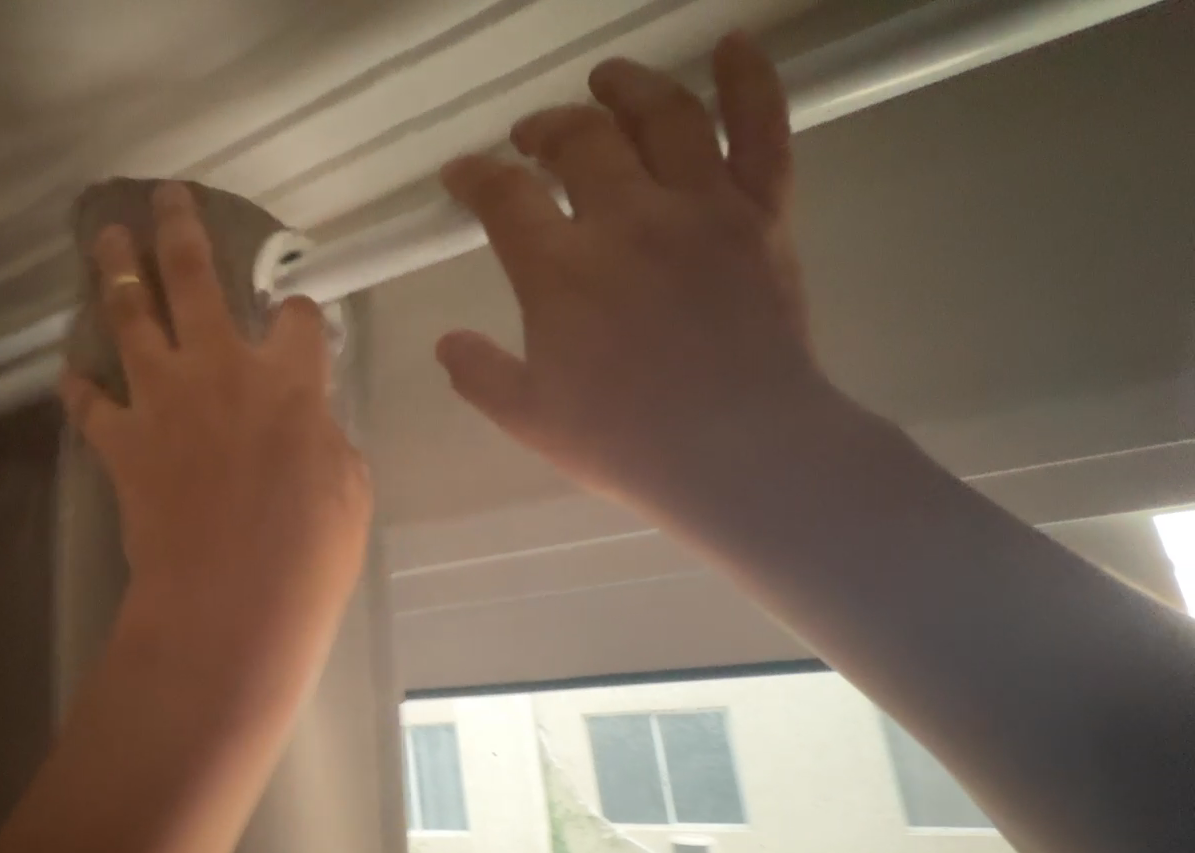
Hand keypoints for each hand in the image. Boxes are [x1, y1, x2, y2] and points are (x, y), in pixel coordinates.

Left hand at [60, 182, 372, 640]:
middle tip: (166, 199)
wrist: (228, 601)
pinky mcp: (121, 442)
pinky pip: (90, 403)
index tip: (296, 318)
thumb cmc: (306, 552)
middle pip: (195, 279)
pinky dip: (79, 387)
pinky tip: (71, 373)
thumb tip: (310, 426)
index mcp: (289, 380)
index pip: (298, 318)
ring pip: (130, 315)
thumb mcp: (349, 488)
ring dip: (115, 271)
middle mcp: (220, 369)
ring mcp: (163, 400)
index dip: (299, 313)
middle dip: (180, 230)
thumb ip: (326, 439)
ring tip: (104, 241)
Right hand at [437, 33, 832, 505]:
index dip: (474, 176)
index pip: (504, 197)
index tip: (460, 174)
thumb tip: (445, 343)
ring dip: (627, 87)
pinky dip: (751, 79)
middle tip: (529, 135)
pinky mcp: (762, 215)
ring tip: (606, 80)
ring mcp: (701, 209)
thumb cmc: (625, 442)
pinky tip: (735, 44)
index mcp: (560, 272)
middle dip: (543, 127)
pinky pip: (763, 129)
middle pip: (579, 140)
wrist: (741, 452)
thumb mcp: (529, 418)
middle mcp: (627, 220)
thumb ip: (480, 375)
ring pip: (663, 116)